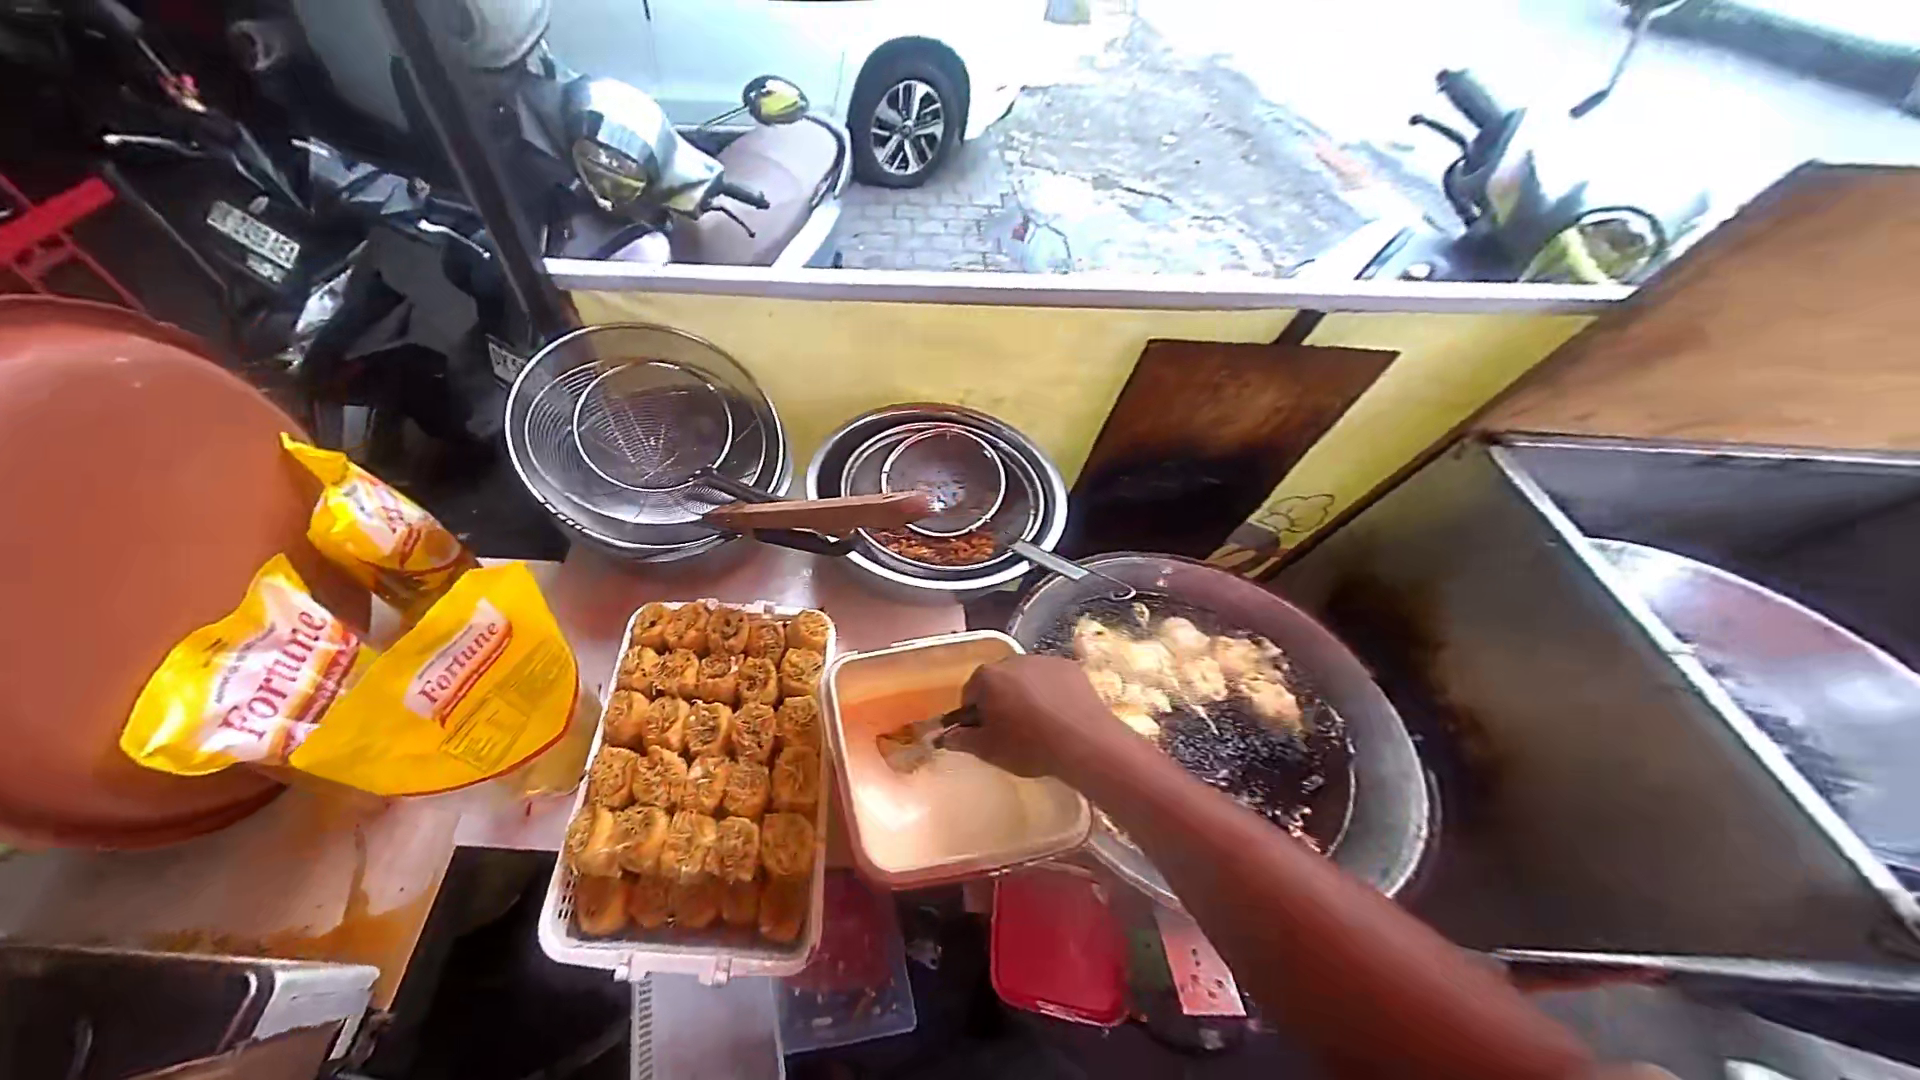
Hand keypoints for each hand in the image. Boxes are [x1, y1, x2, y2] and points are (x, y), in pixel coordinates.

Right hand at [943, 655, 1139, 782]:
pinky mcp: (1069, 667)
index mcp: (987, 677)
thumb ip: (962, 740)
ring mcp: (1044, 660)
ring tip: (1039, 725)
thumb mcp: (988, 750)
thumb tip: (946, 736)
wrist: (1084, 742)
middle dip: (1001, 700)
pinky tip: (1059, 715)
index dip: (976, 714)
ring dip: (1026, 695)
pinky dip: (1051, 692)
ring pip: (1026, 678)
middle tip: (1011, 731)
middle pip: (999, 681)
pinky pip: (1051, 679)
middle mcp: (1013, 660)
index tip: (986, 733)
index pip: (971, 693)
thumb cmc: (1029, 746)